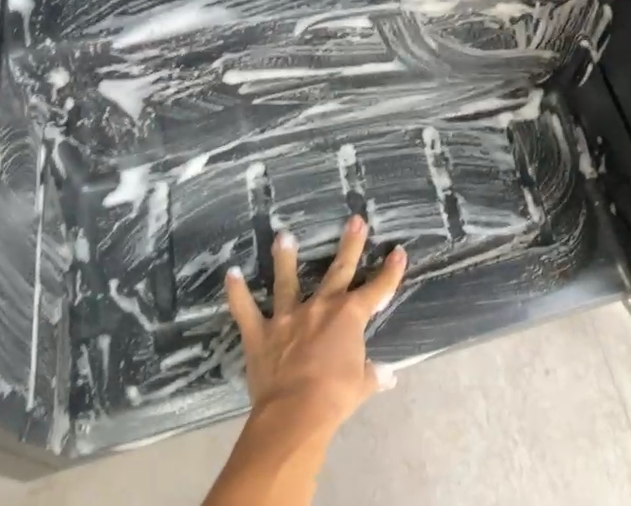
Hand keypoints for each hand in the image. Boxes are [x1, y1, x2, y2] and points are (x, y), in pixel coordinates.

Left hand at [224, 215, 409, 436]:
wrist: (294, 412)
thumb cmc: (335, 397)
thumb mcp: (362, 385)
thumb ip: (373, 375)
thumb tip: (388, 375)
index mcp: (349, 317)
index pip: (377, 289)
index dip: (391, 272)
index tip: (399, 253)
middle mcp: (320, 308)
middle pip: (339, 270)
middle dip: (350, 244)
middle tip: (356, 219)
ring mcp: (288, 318)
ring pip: (287, 281)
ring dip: (286, 258)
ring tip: (284, 235)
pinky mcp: (260, 334)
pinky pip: (246, 310)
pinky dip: (237, 293)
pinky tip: (231, 273)